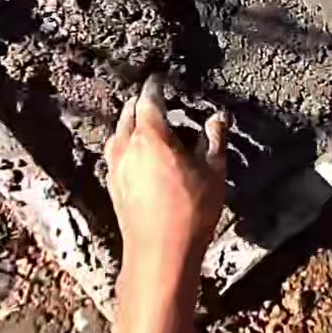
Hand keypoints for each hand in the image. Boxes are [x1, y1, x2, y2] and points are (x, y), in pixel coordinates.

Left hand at [106, 75, 227, 307]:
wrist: (159, 255)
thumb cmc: (191, 212)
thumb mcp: (213, 171)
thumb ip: (214, 139)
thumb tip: (218, 116)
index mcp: (150, 137)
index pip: (149, 99)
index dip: (156, 85)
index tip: (162, 77)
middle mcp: (126, 147)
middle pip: (129, 112)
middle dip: (143, 101)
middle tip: (160, 98)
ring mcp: (115, 167)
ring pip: (120, 132)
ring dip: (133, 122)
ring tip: (152, 124)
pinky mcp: (113, 185)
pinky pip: (117, 151)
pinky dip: (129, 142)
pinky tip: (143, 153)